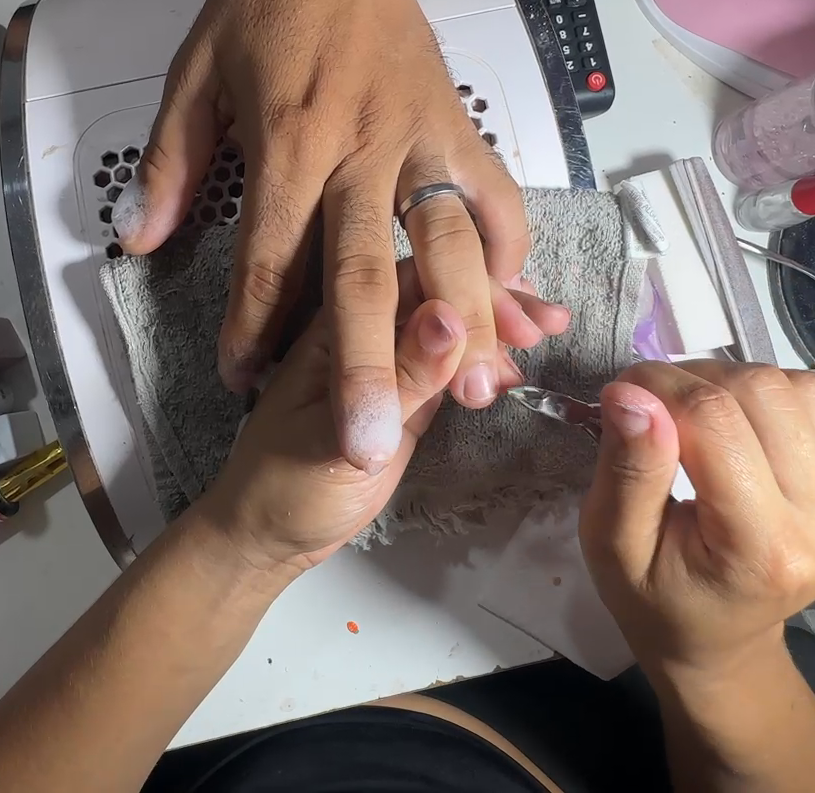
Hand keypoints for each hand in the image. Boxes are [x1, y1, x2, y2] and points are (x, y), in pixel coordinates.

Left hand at [115, 0, 530, 475]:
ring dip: (465, 322)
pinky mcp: (461, 125)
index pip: (270, 256)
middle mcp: (360, 149)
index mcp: (288, 139)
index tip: (242, 384)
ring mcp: (422, 138)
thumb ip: (171, 163)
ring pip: (448, 242)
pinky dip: (506, 254)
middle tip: (366, 446)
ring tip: (474, 394)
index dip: (253, 326)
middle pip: (363, 271)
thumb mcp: (195, 71)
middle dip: (362, 364)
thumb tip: (141, 242)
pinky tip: (510, 307)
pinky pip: (494, 198)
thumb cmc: (265, 1)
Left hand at [196, 273, 569, 572]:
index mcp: (337, 326)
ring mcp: (389, 363)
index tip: (514, 314)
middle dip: (492, 302)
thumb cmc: (286, 485)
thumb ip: (398, 378)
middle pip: (436, 295)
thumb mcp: (341, 435)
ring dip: (496, 328)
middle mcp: (366, 332)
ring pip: (450, 328)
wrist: (270, 535)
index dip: (464, 285)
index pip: (407, 280)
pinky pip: (451, 367)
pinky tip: (512, 371)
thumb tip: (452, 315)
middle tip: (543, 325)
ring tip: (545, 334)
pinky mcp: (406, 396)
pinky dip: (483, 364)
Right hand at [579, 362, 814, 685]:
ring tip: (694, 418)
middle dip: (693, 380)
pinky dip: (767, 400)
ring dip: (730, 384)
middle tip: (654, 406)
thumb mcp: (610, 542)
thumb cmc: (652, 594)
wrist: (719, 637)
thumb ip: (626, 469)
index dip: (659, 385)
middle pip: (762, 392)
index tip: (622, 392)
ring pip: (795, 388)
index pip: (714, 418)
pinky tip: (740, 430)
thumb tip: (630, 393)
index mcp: (761, 548)